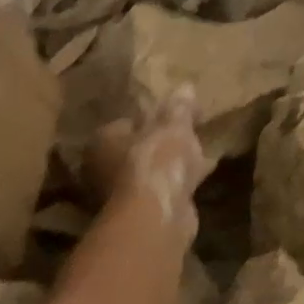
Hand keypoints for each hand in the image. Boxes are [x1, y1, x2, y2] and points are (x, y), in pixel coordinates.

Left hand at [87, 84, 215, 230]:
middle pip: (135, 149)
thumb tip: (185, 87)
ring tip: (200, 153)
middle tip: (188, 134)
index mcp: (103, 141)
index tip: (175, 116)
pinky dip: (178, 183)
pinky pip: (162, 190)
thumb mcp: (174, 124)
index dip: (151, 118)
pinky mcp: (140, 216)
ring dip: (170, 166)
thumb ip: (179, 107)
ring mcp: (119, 196)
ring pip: (149, 172)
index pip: (126, 123)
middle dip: (160, 144)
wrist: (156, 216)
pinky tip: (202, 176)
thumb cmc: (157, 160)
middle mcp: (102, 169)